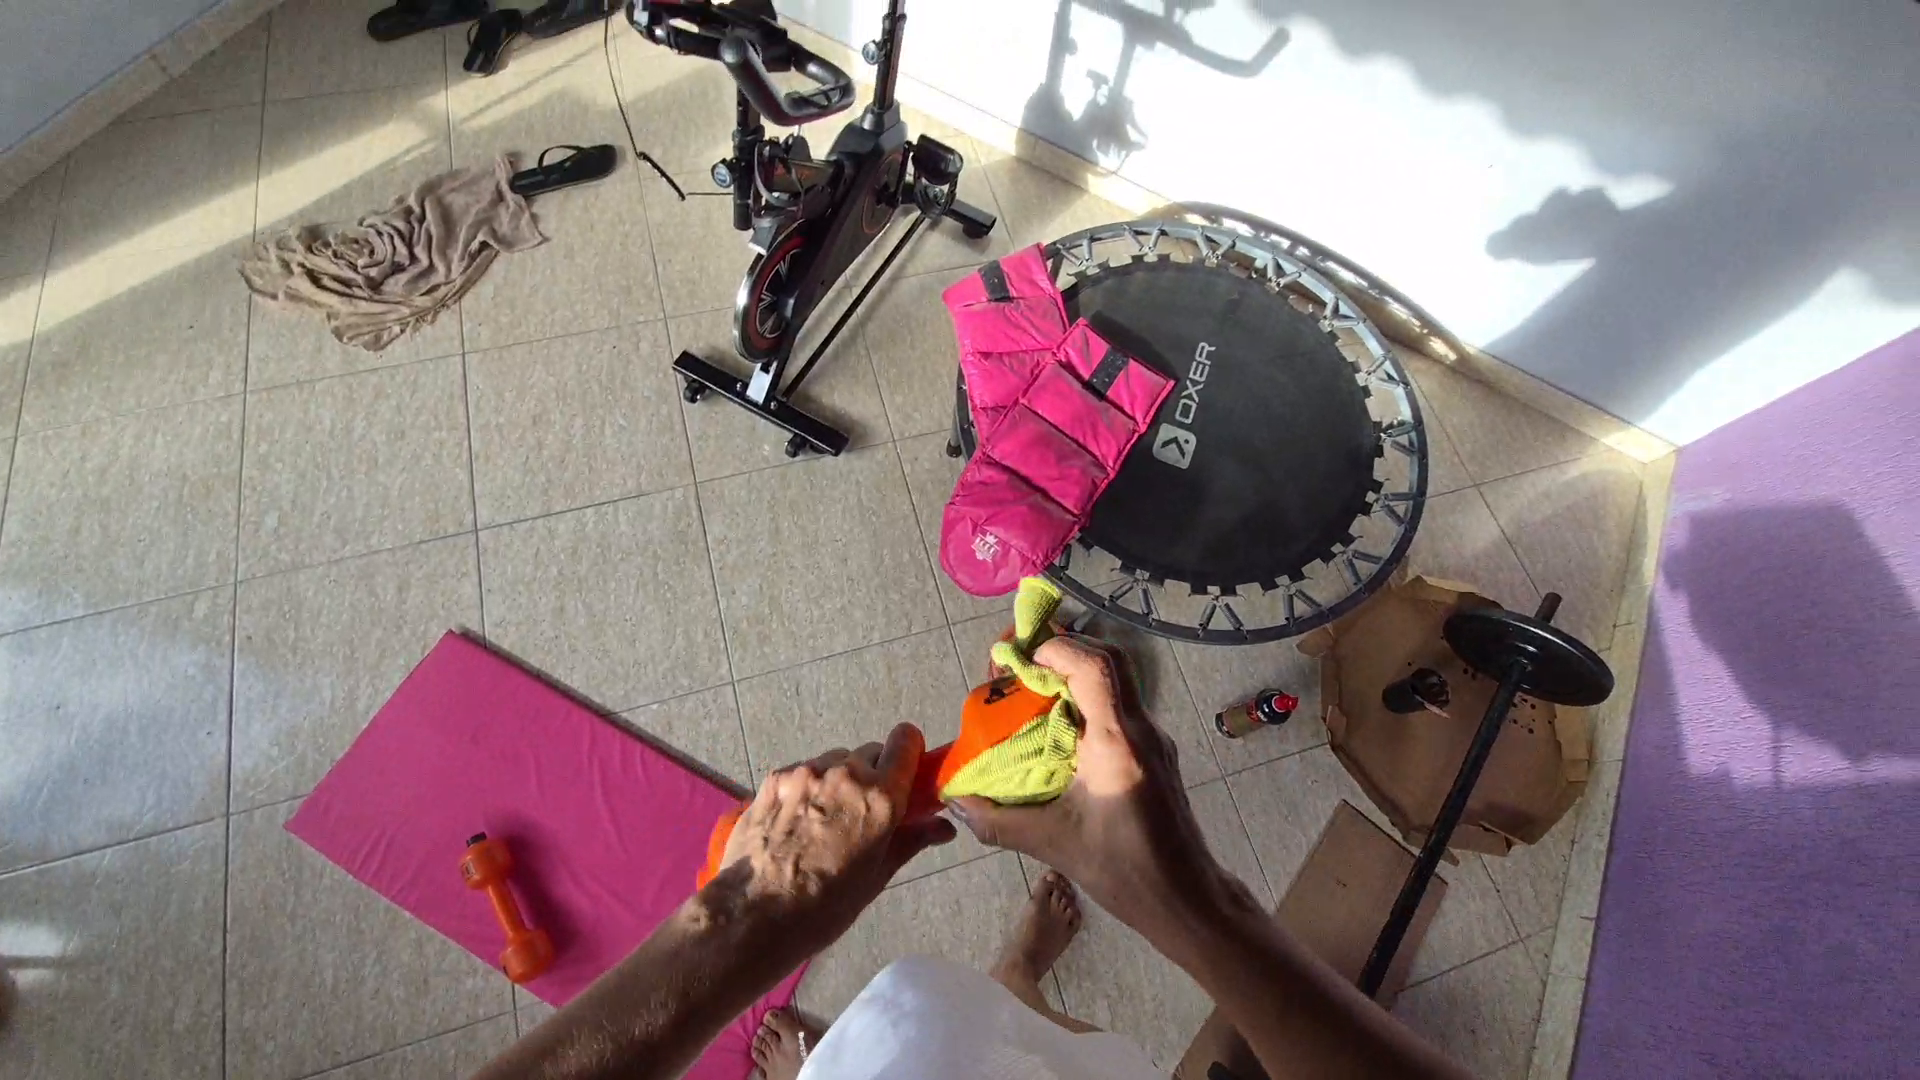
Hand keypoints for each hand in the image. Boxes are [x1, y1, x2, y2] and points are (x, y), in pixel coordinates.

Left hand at [705, 723, 956, 955]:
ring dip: (838, 780)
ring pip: (835, 761)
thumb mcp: (877, 877)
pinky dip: (807, 788)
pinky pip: (803, 772)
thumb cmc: (825, 906)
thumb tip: (944, 826)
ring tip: (822, 820)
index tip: (903, 776)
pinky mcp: (775, 777)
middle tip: (860, 813)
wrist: (752, 915)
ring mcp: (807, 771)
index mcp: (880, 797)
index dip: (908, 753)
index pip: (906, 740)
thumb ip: (912, 840)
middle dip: (872, 775)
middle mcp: (846, 772)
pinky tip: (794, 821)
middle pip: (870, 753)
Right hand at [949, 636, 1244, 935]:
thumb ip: (998, 821)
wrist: (1188, 899)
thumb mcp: (1054, 845)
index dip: (1056, 649)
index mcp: (1118, 742)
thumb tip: (956, 800)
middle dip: (1064, 650)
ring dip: (1075, 673)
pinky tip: (1059, 729)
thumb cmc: (1126, 872)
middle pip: (1109, 660)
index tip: (1017, 661)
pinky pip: (1118, 705)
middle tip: (1022, 667)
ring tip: (1033, 691)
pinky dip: (1087, 699)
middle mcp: (1141, 729)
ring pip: (1116, 680)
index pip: (1095, 668)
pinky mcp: (1153, 751)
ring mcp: (1152, 737)